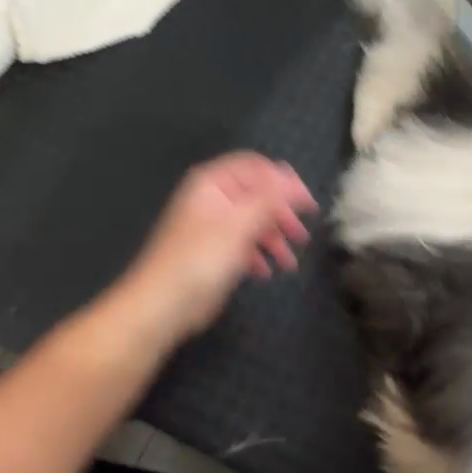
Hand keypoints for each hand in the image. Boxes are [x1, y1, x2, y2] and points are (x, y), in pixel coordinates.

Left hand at [114, 153, 316, 340]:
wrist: (163, 305)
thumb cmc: (199, 260)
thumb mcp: (239, 224)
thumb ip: (269, 198)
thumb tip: (292, 178)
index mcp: (212, 184)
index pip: (255, 167)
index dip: (283, 181)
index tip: (307, 202)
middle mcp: (213, 200)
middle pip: (257, 196)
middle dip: (282, 215)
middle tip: (301, 234)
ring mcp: (213, 227)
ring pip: (253, 222)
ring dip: (274, 238)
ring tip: (289, 261)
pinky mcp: (214, 254)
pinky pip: (244, 245)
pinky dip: (258, 255)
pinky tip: (266, 271)